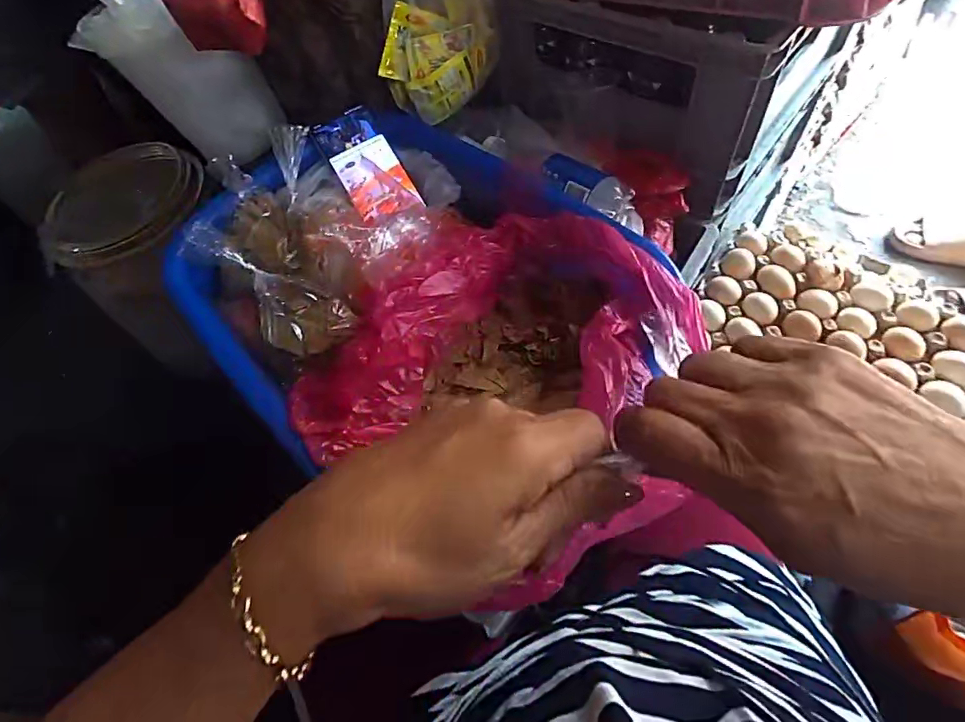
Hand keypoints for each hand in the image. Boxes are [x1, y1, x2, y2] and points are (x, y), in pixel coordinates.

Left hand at [242, 399, 637, 650]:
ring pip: (516, 434)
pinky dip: (486, 462)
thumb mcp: (515, 549)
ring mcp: (458, 408)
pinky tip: (451, 502)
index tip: (582, 509)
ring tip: (482, 523)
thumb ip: (576, 506)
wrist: (336, 537)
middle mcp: (496, 407)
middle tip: (528, 534)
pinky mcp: (430, 417)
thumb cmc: (432, 556)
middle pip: (553, 431)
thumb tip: (629, 477)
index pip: (593, 425)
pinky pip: (481, 433)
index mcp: (526, 438)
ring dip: (518, 471)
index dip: (600, 464)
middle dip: (557, 474)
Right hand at [616, 338, 964, 626]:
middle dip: (665, 412)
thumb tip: (672, 453)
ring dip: (705, 388)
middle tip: (693, 433)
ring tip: (738, 412)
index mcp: (748, 478)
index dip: (632, 434)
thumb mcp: (793, 544)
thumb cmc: (897, 556)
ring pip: (699, 362)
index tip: (645, 444)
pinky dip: (746, 369)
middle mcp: (757, 418)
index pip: (644, 428)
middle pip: (664, 389)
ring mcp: (789, 377)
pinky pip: (748, 347)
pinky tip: (777, 393)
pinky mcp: (820, 352)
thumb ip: (722, 488)